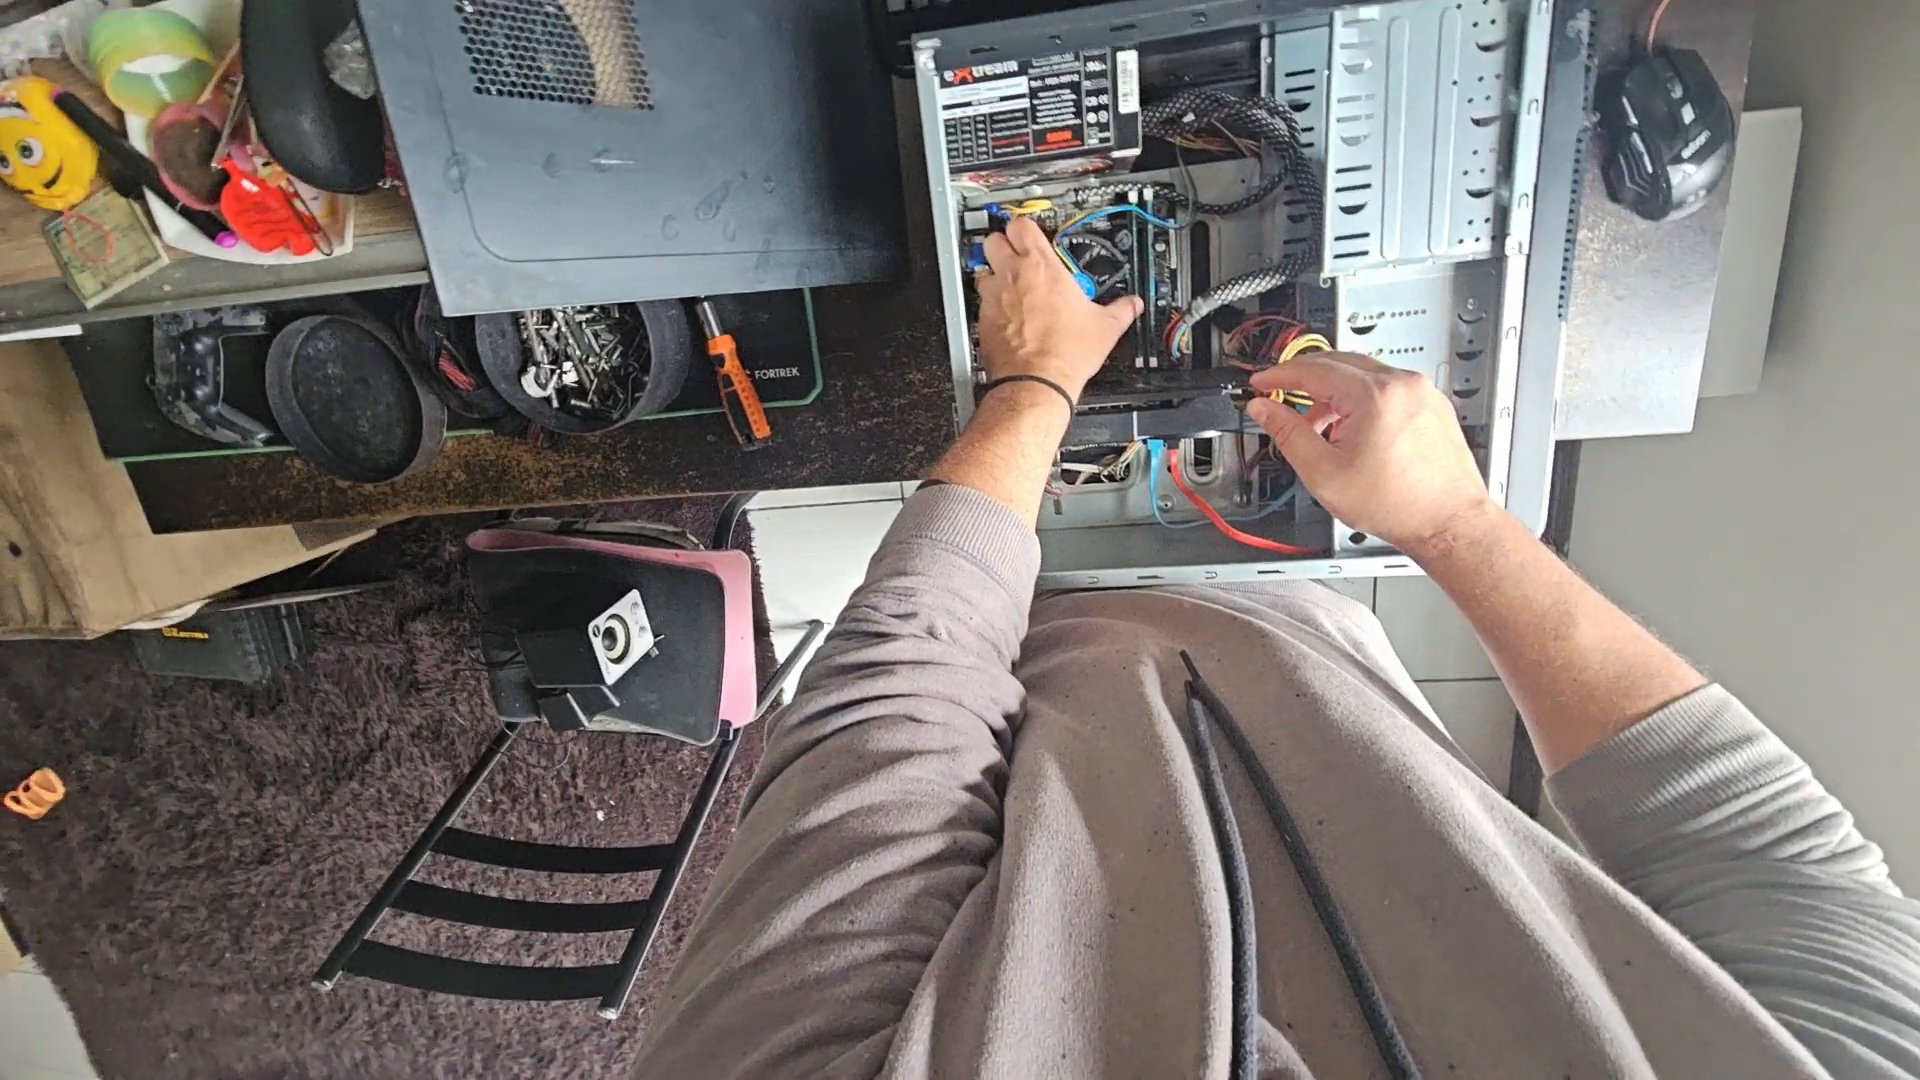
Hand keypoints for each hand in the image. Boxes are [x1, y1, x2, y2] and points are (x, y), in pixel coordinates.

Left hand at [975, 216, 1143, 400]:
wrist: (1036, 383)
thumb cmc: (1065, 354)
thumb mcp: (1105, 327)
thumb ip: (1121, 309)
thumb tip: (1132, 305)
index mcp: (1042, 267)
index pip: (1022, 225)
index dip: (1026, 227)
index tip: (1034, 234)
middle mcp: (1012, 277)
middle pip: (994, 239)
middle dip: (1004, 244)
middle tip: (1018, 256)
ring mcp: (993, 299)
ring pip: (983, 271)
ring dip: (994, 275)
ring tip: (1011, 289)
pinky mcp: (983, 322)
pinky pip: (982, 304)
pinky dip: (991, 306)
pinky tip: (1007, 318)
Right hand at [1247, 353, 1496, 554]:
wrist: (1447, 521)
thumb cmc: (1395, 503)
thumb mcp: (1322, 471)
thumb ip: (1287, 433)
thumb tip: (1263, 408)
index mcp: (1374, 395)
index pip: (1313, 370)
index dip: (1279, 375)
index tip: (1260, 381)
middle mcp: (1403, 385)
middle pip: (1338, 363)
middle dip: (1303, 378)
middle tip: (1278, 392)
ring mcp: (1421, 392)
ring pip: (1362, 376)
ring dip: (1331, 393)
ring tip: (1315, 427)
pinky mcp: (1431, 405)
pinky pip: (1384, 388)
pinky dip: (1357, 400)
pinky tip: (1347, 430)